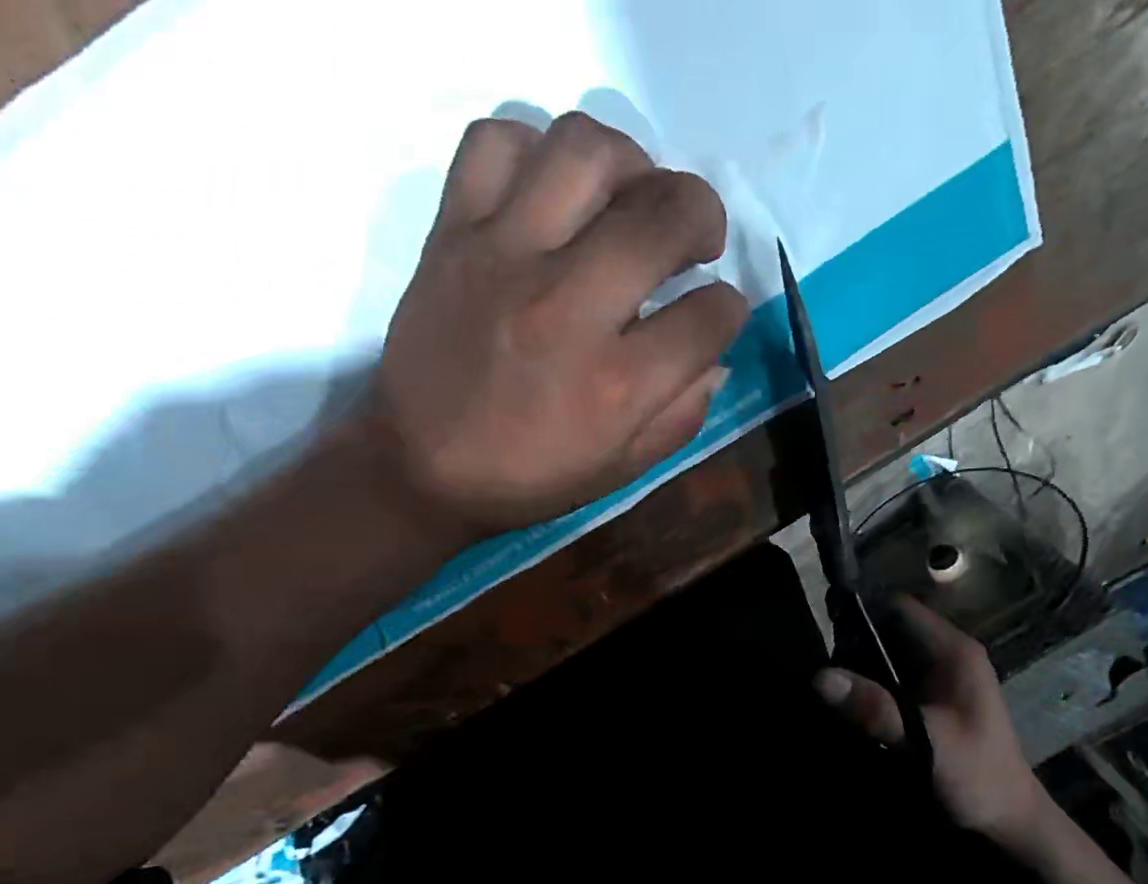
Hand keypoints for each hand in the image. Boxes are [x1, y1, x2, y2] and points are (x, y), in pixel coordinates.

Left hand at [366, 113, 748, 537]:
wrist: (417, 466)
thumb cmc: (531, 476)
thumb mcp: (626, 468)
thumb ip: (684, 410)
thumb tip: (716, 351)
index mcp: (617, 384)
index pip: (713, 313)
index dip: (729, 308)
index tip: (713, 315)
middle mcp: (567, 307)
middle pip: (667, 211)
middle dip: (704, 215)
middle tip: (692, 240)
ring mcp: (504, 258)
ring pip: (586, 149)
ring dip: (630, 163)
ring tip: (628, 200)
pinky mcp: (452, 233)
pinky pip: (495, 143)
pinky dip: (535, 151)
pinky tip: (552, 193)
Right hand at [813, 597, 1050, 849]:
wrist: (1010, 824)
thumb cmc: (976, 776)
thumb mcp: (924, 742)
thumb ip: (875, 708)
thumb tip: (820, 677)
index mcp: (953, 651)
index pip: (899, 607)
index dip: (861, 609)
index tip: (822, 624)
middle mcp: (946, 655)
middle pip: (890, 628)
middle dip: (854, 639)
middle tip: (818, 659)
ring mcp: (940, 678)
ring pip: (889, 653)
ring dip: (859, 664)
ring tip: (824, 678)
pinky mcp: (931, 700)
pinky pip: (893, 678)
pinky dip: (870, 684)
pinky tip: (846, 699)